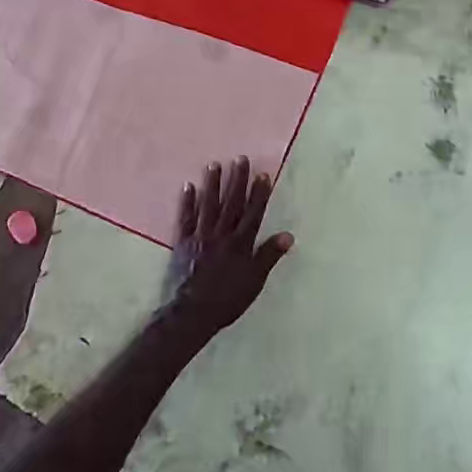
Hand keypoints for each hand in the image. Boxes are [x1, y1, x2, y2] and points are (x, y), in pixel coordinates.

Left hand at [161, 156, 292, 341]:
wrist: (192, 312)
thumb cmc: (228, 300)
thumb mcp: (255, 281)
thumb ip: (269, 256)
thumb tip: (288, 235)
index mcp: (241, 243)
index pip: (253, 213)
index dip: (259, 194)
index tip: (263, 174)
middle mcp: (222, 234)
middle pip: (232, 203)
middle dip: (238, 180)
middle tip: (240, 159)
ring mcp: (201, 236)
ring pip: (208, 205)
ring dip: (212, 184)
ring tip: (215, 164)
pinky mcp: (183, 242)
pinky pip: (186, 217)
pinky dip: (188, 202)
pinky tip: (189, 186)